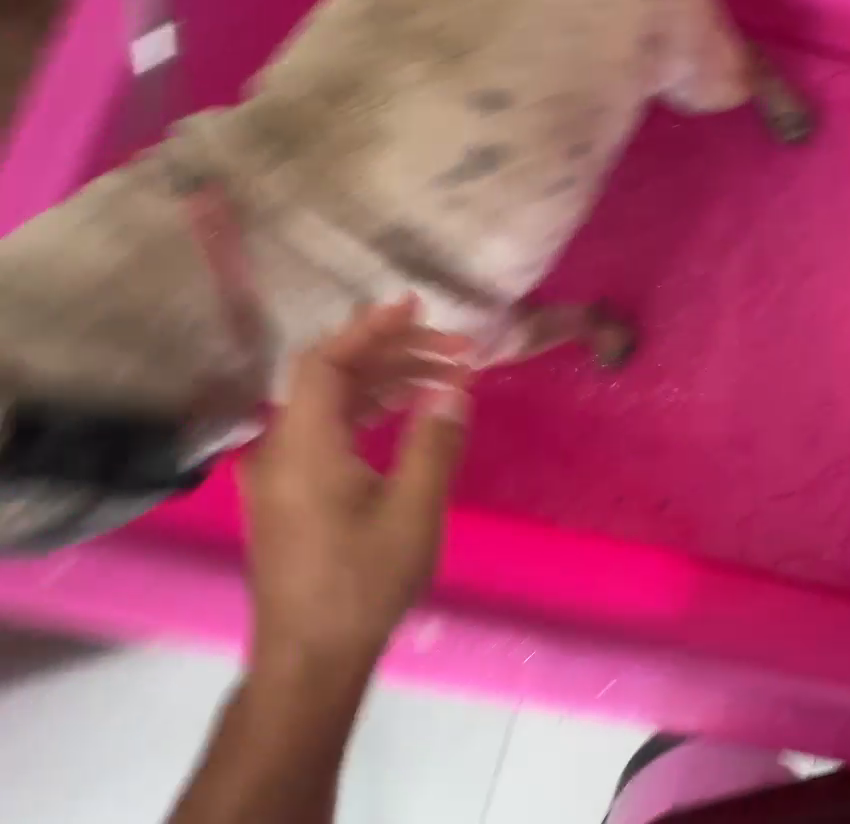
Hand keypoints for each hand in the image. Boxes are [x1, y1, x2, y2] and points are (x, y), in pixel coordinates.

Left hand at [241, 298, 474, 672]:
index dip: (370, 329)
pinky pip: (331, 427)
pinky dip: (373, 407)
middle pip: (330, 378)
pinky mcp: (294, 489)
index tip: (416, 306)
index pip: (325, 365)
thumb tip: (453, 384)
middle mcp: (280, 450)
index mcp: (302, 448)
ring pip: (332, 402)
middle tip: (458, 350)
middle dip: (395, 354)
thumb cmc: (364, 580)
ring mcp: (283, 471)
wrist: (312, 653)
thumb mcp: (414, 509)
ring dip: (389, 380)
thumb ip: (434, 441)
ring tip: (448, 375)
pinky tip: (411, 408)